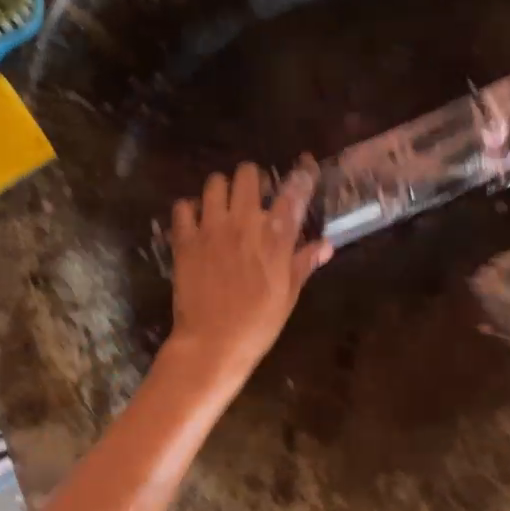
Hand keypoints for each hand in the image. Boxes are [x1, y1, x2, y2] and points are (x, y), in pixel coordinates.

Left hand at [162, 159, 331, 395]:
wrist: (212, 343)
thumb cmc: (258, 323)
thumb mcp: (288, 294)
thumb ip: (304, 263)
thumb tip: (326, 245)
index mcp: (275, 237)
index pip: (293, 192)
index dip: (302, 174)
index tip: (305, 167)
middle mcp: (244, 223)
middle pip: (248, 175)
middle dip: (253, 179)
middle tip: (254, 194)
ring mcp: (211, 228)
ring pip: (214, 183)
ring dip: (221, 189)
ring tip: (224, 205)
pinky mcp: (185, 239)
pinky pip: (183, 206)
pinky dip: (190, 209)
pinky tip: (196, 221)